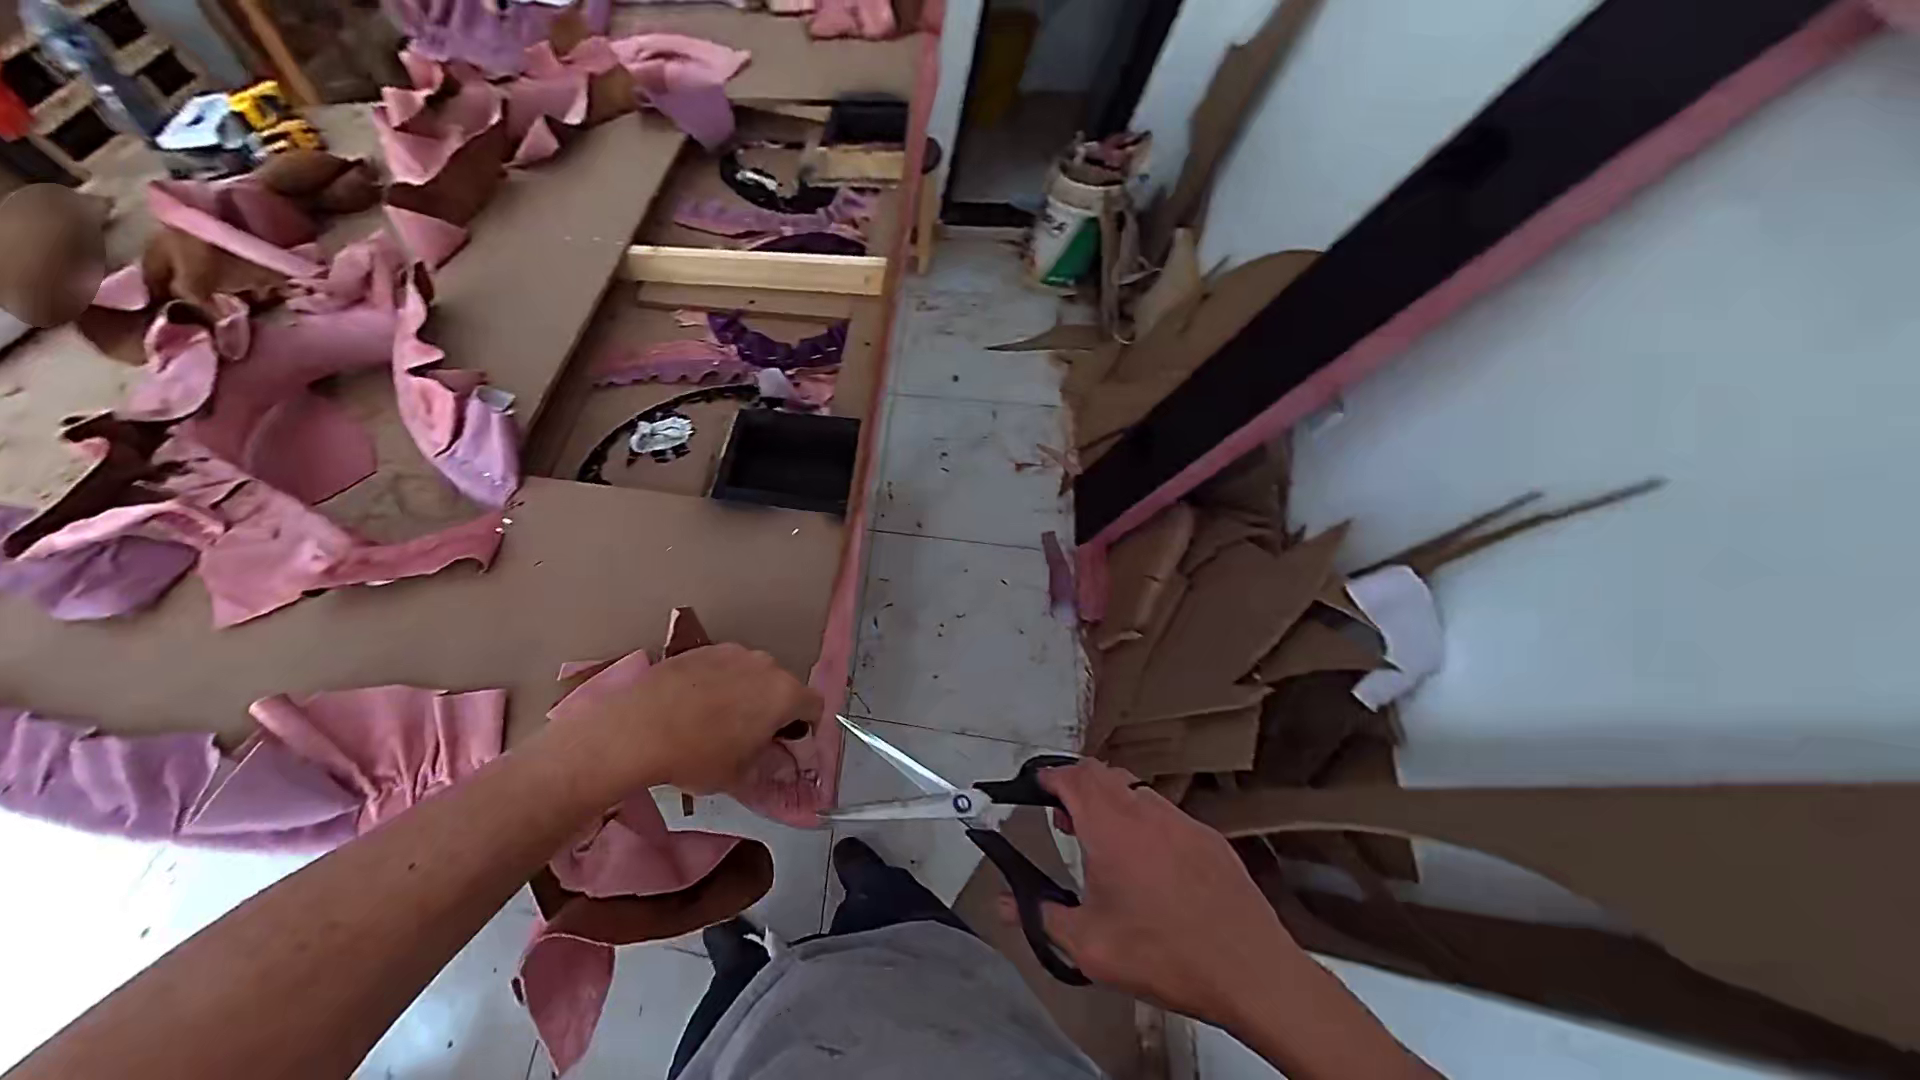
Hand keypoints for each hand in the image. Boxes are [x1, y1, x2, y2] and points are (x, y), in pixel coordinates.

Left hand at [544, 643, 821, 798]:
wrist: (635, 728)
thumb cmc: (696, 755)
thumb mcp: (739, 775)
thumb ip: (771, 768)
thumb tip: (783, 767)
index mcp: (785, 693)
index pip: (815, 707)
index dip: (806, 730)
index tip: (788, 747)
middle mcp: (766, 664)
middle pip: (784, 688)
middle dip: (776, 712)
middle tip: (753, 739)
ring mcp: (732, 652)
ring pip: (753, 675)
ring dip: (748, 695)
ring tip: (718, 723)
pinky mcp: (702, 649)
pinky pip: (724, 667)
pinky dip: (720, 684)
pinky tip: (695, 708)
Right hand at [1026, 761, 1315, 1029]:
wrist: (1250, 971)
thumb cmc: (1167, 955)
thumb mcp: (1090, 946)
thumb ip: (1041, 917)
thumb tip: (1007, 905)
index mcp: (1110, 828)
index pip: (1073, 777)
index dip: (1050, 776)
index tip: (1037, 785)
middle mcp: (1145, 812)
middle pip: (1102, 773)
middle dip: (1076, 785)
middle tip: (1064, 815)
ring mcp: (1181, 821)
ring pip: (1134, 790)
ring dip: (1109, 802)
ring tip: (1102, 840)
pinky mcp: (1208, 837)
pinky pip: (1164, 813)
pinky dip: (1142, 819)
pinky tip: (1147, 861)